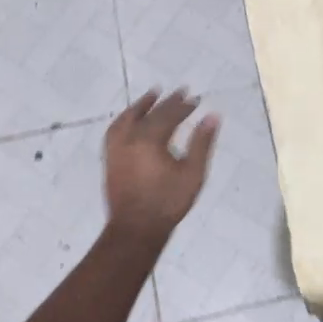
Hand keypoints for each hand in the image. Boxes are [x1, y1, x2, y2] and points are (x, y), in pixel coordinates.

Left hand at [103, 89, 219, 241]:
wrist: (135, 229)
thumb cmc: (168, 203)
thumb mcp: (192, 174)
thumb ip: (202, 142)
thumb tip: (212, 116)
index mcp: (150, 139)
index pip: (169, 115)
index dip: (184, 106)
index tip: (197, 99)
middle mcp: (129, 138)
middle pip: (150, 113)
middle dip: (167, 102)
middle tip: (181, 92)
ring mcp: (116, 148)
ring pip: (128, 118)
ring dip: (141, 105)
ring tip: (152, 95)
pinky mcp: (109, 158)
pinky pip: (115, 129)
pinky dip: (124, 119)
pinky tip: (129, 119)